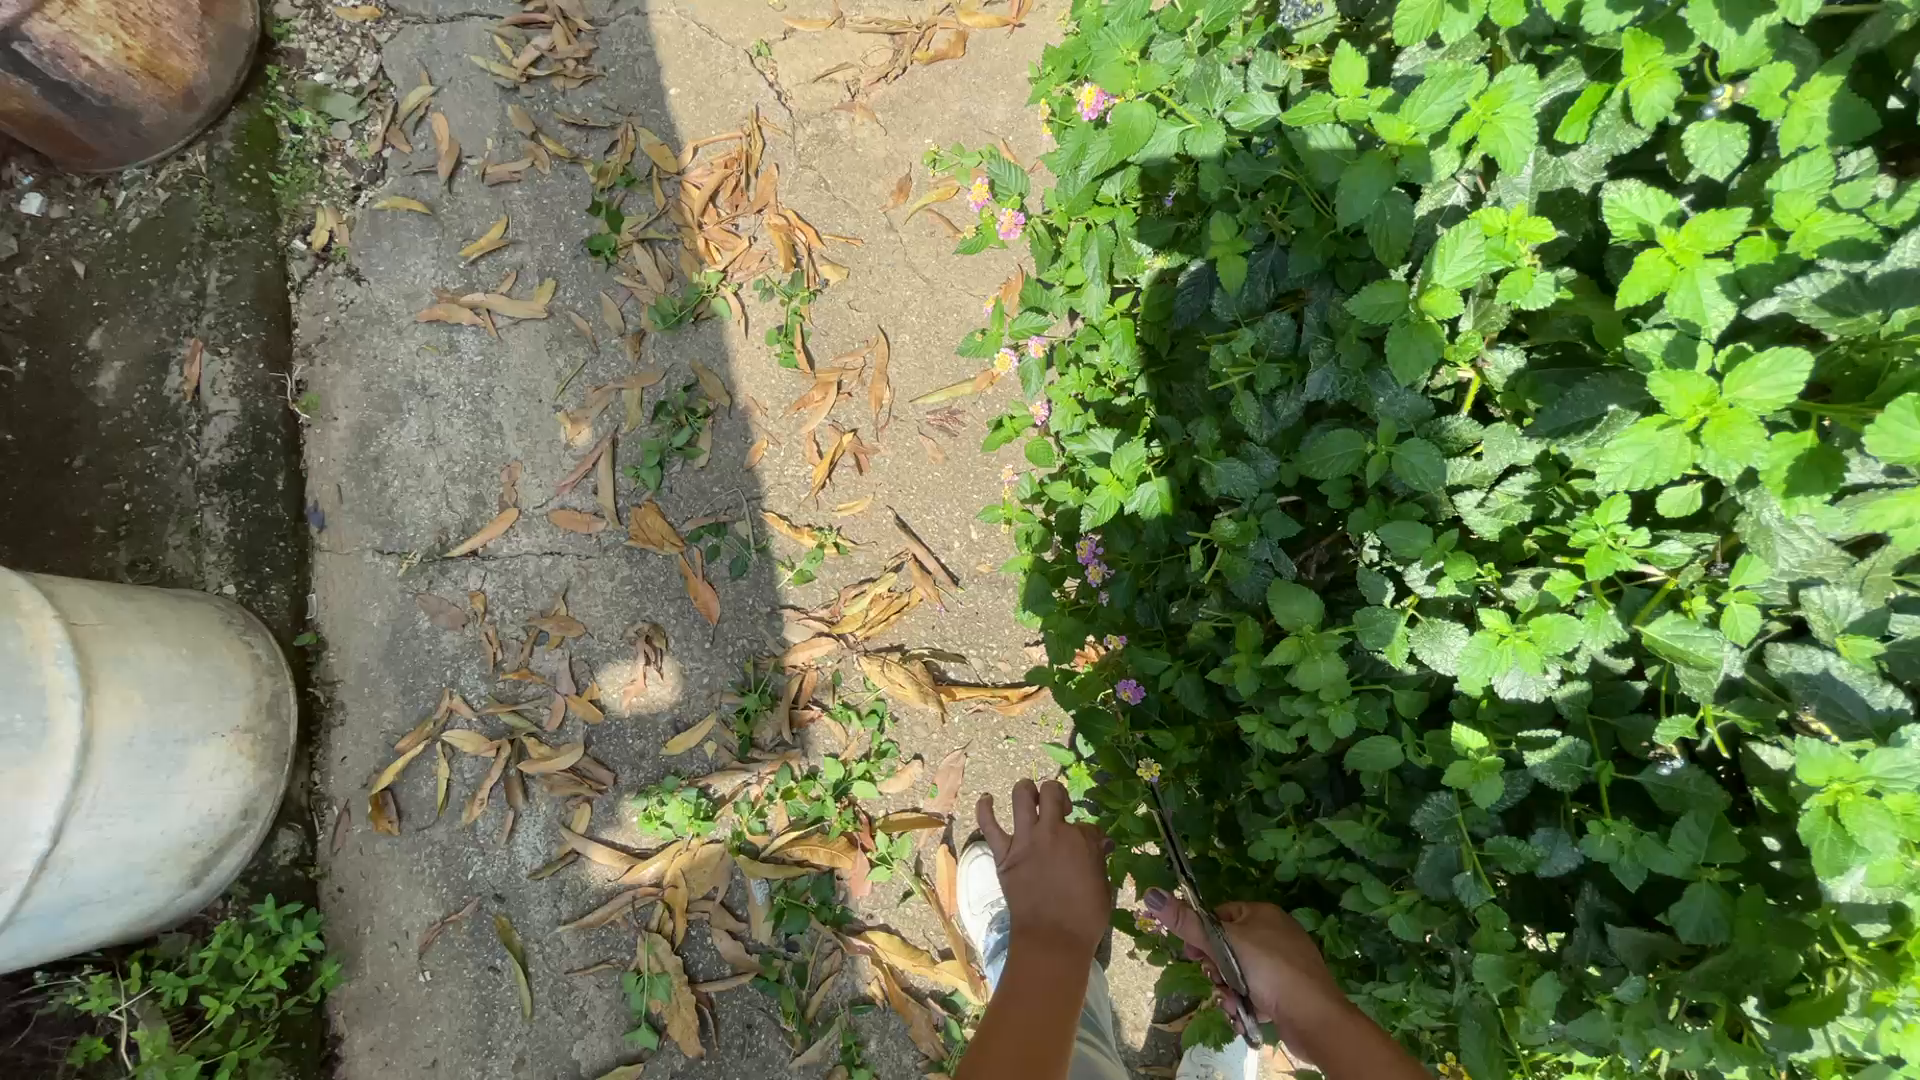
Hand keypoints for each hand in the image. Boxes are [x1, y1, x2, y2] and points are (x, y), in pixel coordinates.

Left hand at [977, 779, 1111, 959]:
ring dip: (1027, 789)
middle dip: (1058, 794)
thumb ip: (1097, 860)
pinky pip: (989, 825)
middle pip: (1052, 792)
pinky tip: (986, 798)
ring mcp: (1025, 840)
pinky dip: (985, 809)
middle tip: (1061, 809)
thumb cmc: (1084, 919)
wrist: (1052, 941)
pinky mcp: (1004, 854)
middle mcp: (1051, 831)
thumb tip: (1100, 844)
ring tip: (1030, 794)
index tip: (1090, 846)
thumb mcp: (1103, 886)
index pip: (1087, 825)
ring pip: (1022, 795)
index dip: (1090, 834)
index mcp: (1080, 839)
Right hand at [1146, 893, 1351, 1043]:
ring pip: (1240, 972)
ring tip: (1231, 1002)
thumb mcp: (1223, 943)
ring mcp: (1284, 963)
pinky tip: (1244, 1013)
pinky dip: (1246, 1002)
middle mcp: (1274, 933)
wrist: (1315, 1018)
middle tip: (1215, 980)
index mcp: (1261, 912)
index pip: (1219, 916)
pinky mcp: (1289, 991)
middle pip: (1227, 946)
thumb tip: (1150, 894)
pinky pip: (1257, 990)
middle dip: (1216, 968)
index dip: (1201, 934)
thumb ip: (1186, 922)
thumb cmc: (1269, 969)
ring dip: (1228, 989)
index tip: (1192, 953)